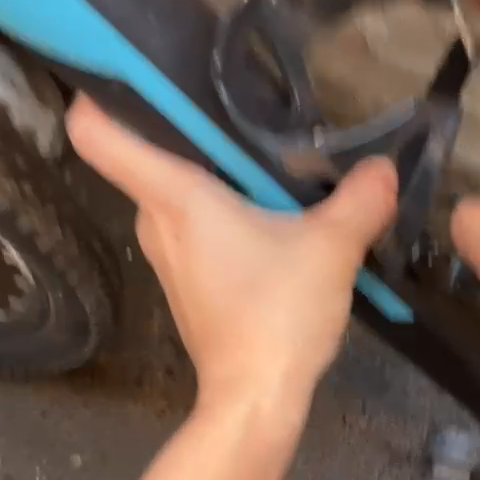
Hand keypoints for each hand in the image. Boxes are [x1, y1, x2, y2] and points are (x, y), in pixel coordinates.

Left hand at [67, 98, 397, 410]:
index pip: (96, 128)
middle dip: (205, 145)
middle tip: (262, 140)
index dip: (107, 93)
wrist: (256, 398)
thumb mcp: (331, 250)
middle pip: (157, 158)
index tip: (152, 82)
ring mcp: (167, 259)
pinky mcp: (188, 288)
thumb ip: (359, 202)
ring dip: (225, 191)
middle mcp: (155, 222)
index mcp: (173, 196)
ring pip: (184, 200)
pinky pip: (199, 236)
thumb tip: (383, 170)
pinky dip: (229, 229)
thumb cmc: (278, 316)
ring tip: (280, 192)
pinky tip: (276, 241)